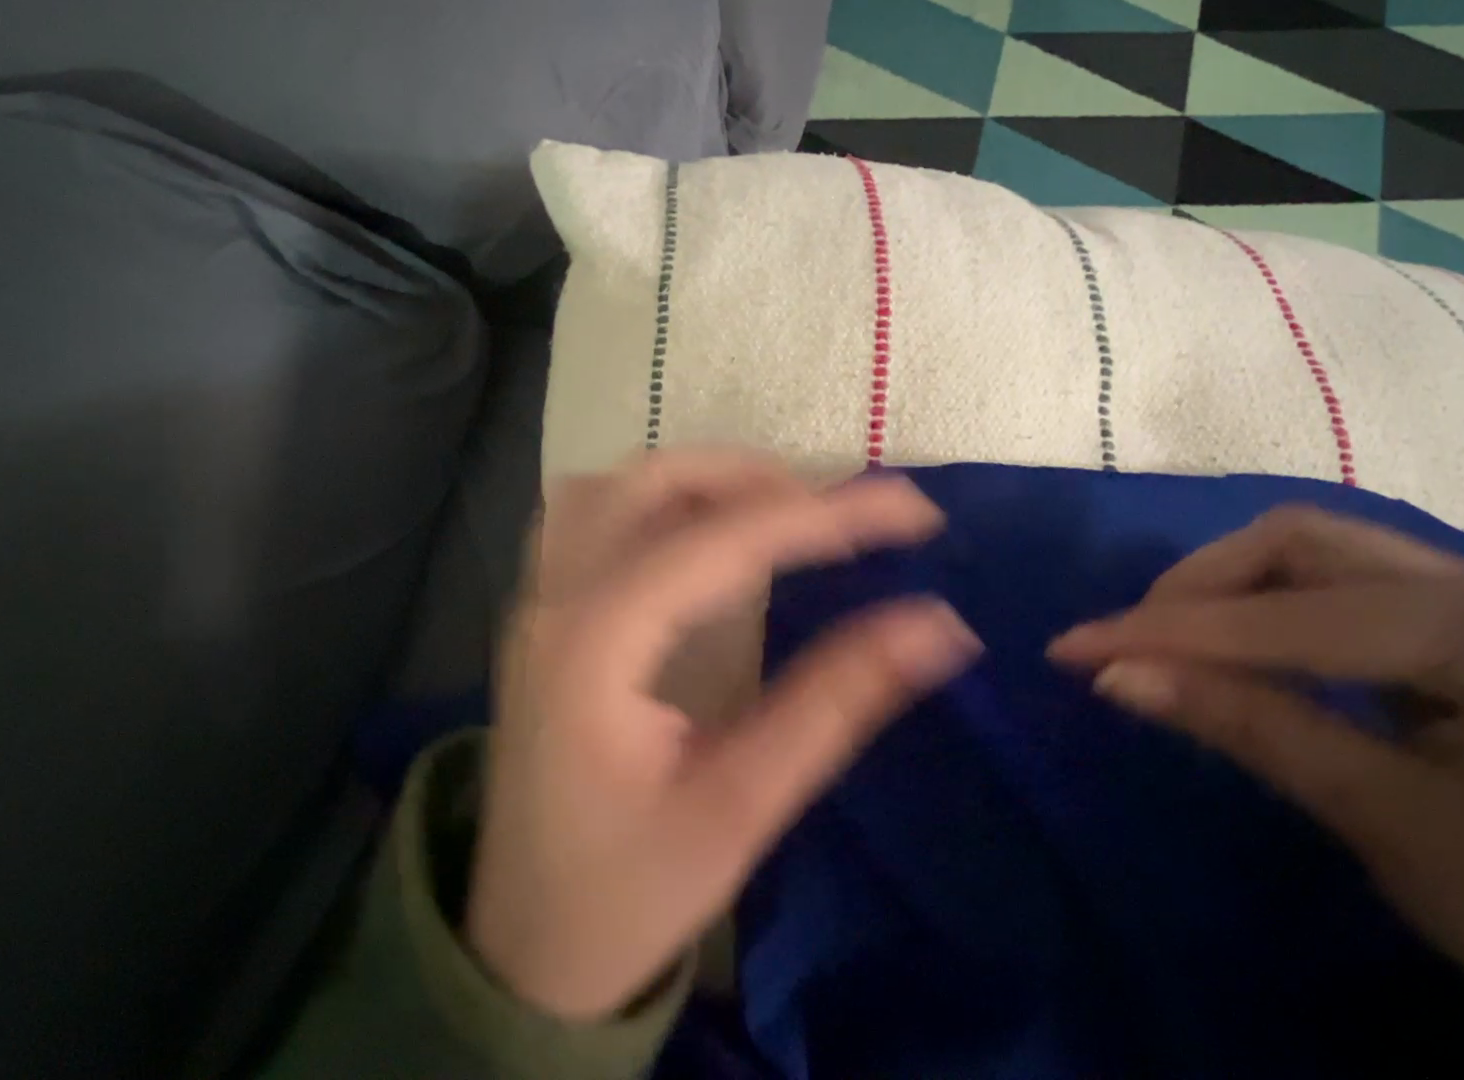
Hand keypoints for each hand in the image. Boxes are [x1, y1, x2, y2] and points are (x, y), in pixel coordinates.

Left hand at [466, 450, 980, 1021]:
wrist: (526, 952)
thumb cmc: (629, 894)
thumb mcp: (742, 806)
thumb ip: (835, 704)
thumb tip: (936, 626)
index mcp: (595, 646)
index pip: (719, 541)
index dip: (822, 514)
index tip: (911, 509)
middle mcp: (553, 605)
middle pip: (649, 483)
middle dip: (755, 477)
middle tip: (840, 512)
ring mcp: (536, 610)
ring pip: (612, 490)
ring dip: (700, 480)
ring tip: (781, 510)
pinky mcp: (541, 627)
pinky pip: (589, 522)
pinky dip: (655, 503)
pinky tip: (700, 535)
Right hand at [1050, 508, 1463, 1079]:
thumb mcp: (1387, 822)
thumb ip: (1248, 728)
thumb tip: (1115, 676)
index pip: (1295, 614)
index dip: (1170, 630)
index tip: (1070, 649)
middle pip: (1305, 543)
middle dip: (1196, 590)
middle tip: (1121, 646)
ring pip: (1319, 556)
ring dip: (1226, 594)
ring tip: (1161, 646)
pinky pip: (1343, 592)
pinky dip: (1268, 615)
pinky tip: (1233, 651)